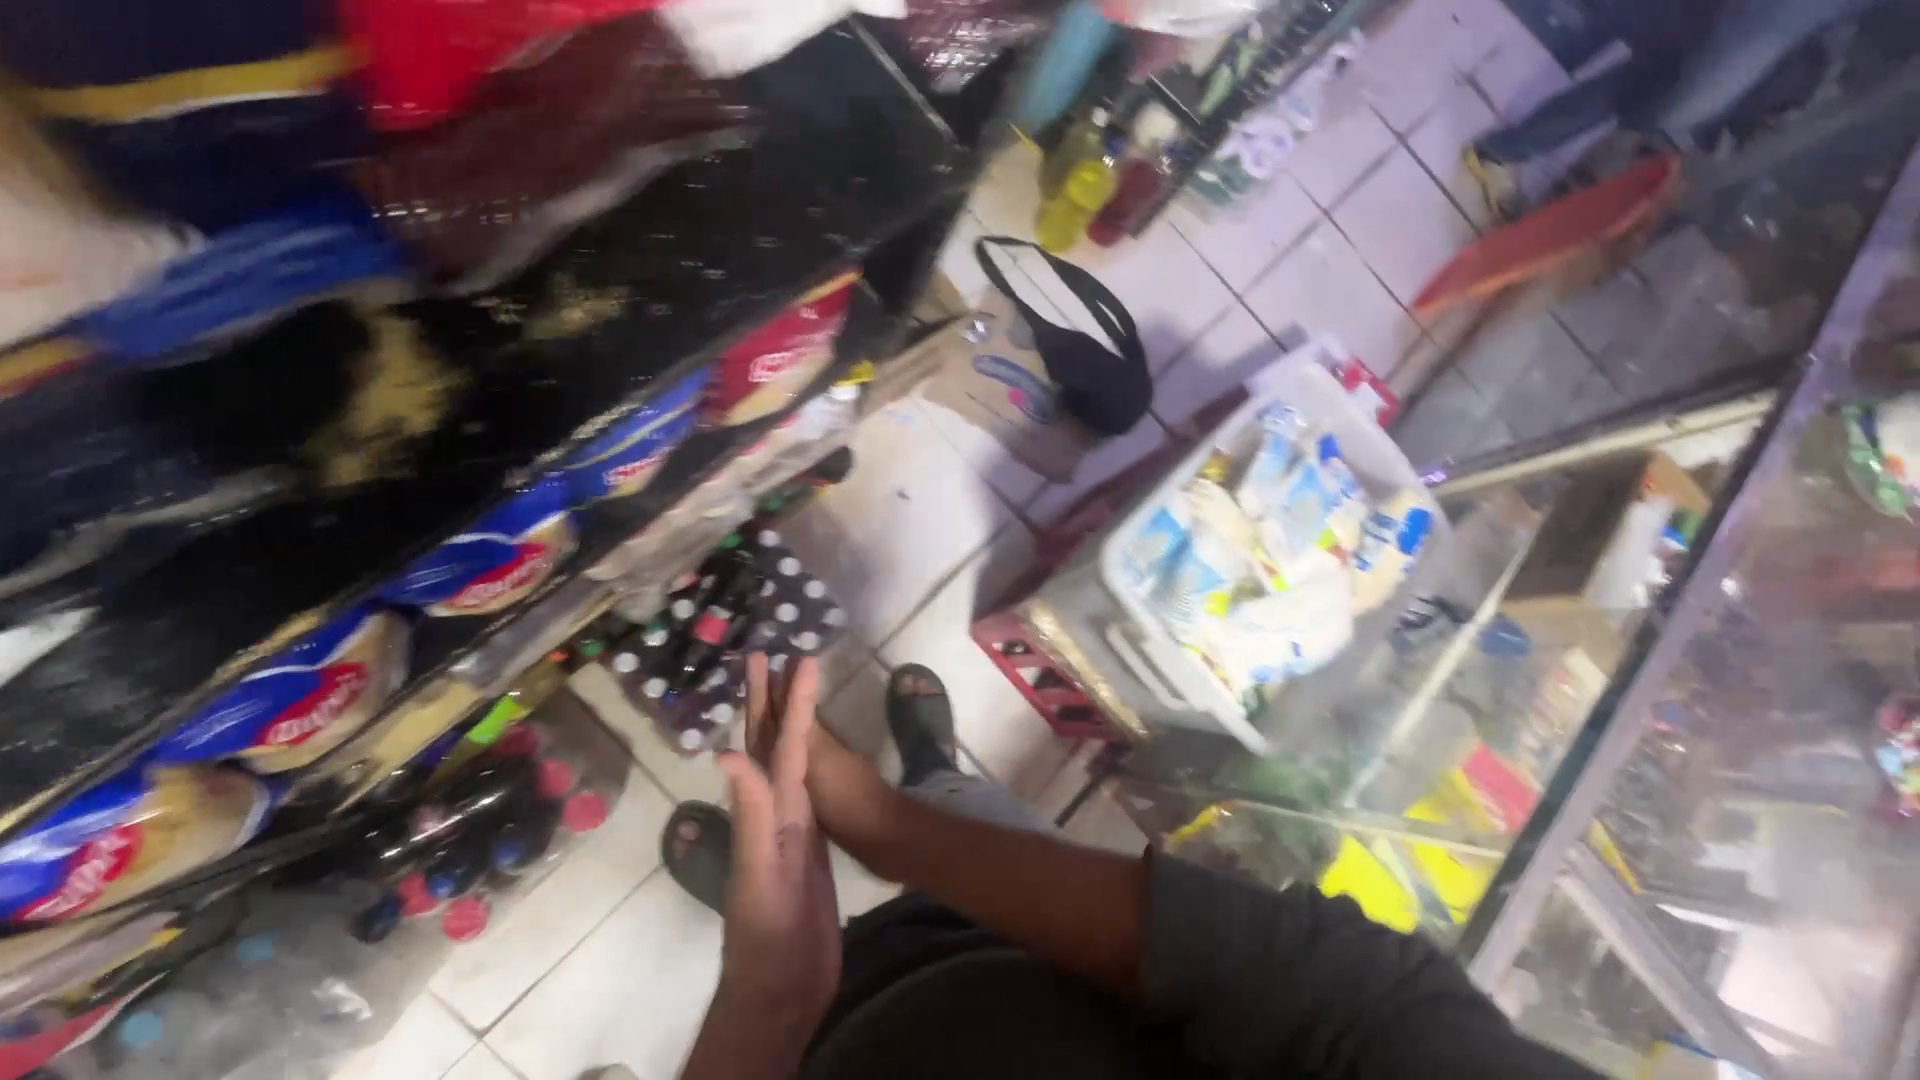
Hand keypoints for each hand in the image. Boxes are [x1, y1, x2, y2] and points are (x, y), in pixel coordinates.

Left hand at [710, 654, 840, 1033]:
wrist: (783, 988)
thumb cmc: (771, 936)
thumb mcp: (760, 874)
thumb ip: (749, 815)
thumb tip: (727, 752)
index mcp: (771, 812)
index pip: (779, 745)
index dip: (786, 701)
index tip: (791, 658)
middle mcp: (778, 811)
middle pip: (775, 745)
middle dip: (774, 700)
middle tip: (775, 654)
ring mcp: (793, 829)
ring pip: (791, 762)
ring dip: (790, 724)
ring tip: (794, 690)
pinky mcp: (810, 849)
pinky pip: (806, 792)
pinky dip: (807, 763)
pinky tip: (807, 755)